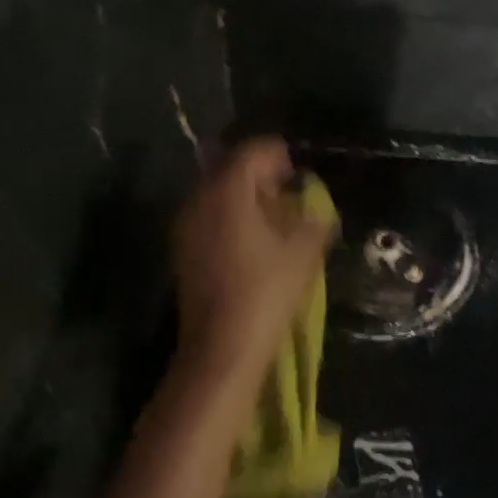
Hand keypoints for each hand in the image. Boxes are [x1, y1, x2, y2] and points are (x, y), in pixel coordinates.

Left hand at [170, 137, 334, 392]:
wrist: (221, 346)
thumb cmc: (266, 290)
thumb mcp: (304, 251)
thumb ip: (313, 217)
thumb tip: (315, 205)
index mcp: (228, 190)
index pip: (253, 151)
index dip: (279, 154)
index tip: (298, 170)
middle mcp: (199, 198)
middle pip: (230, 168)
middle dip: (260, 174)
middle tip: (288, 191)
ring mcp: (186, 225)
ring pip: (217, 193)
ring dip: (244, 197)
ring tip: (274, 217)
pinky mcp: (182, 250)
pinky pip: (208, 216)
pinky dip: (230, 217)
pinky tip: (253, 240)